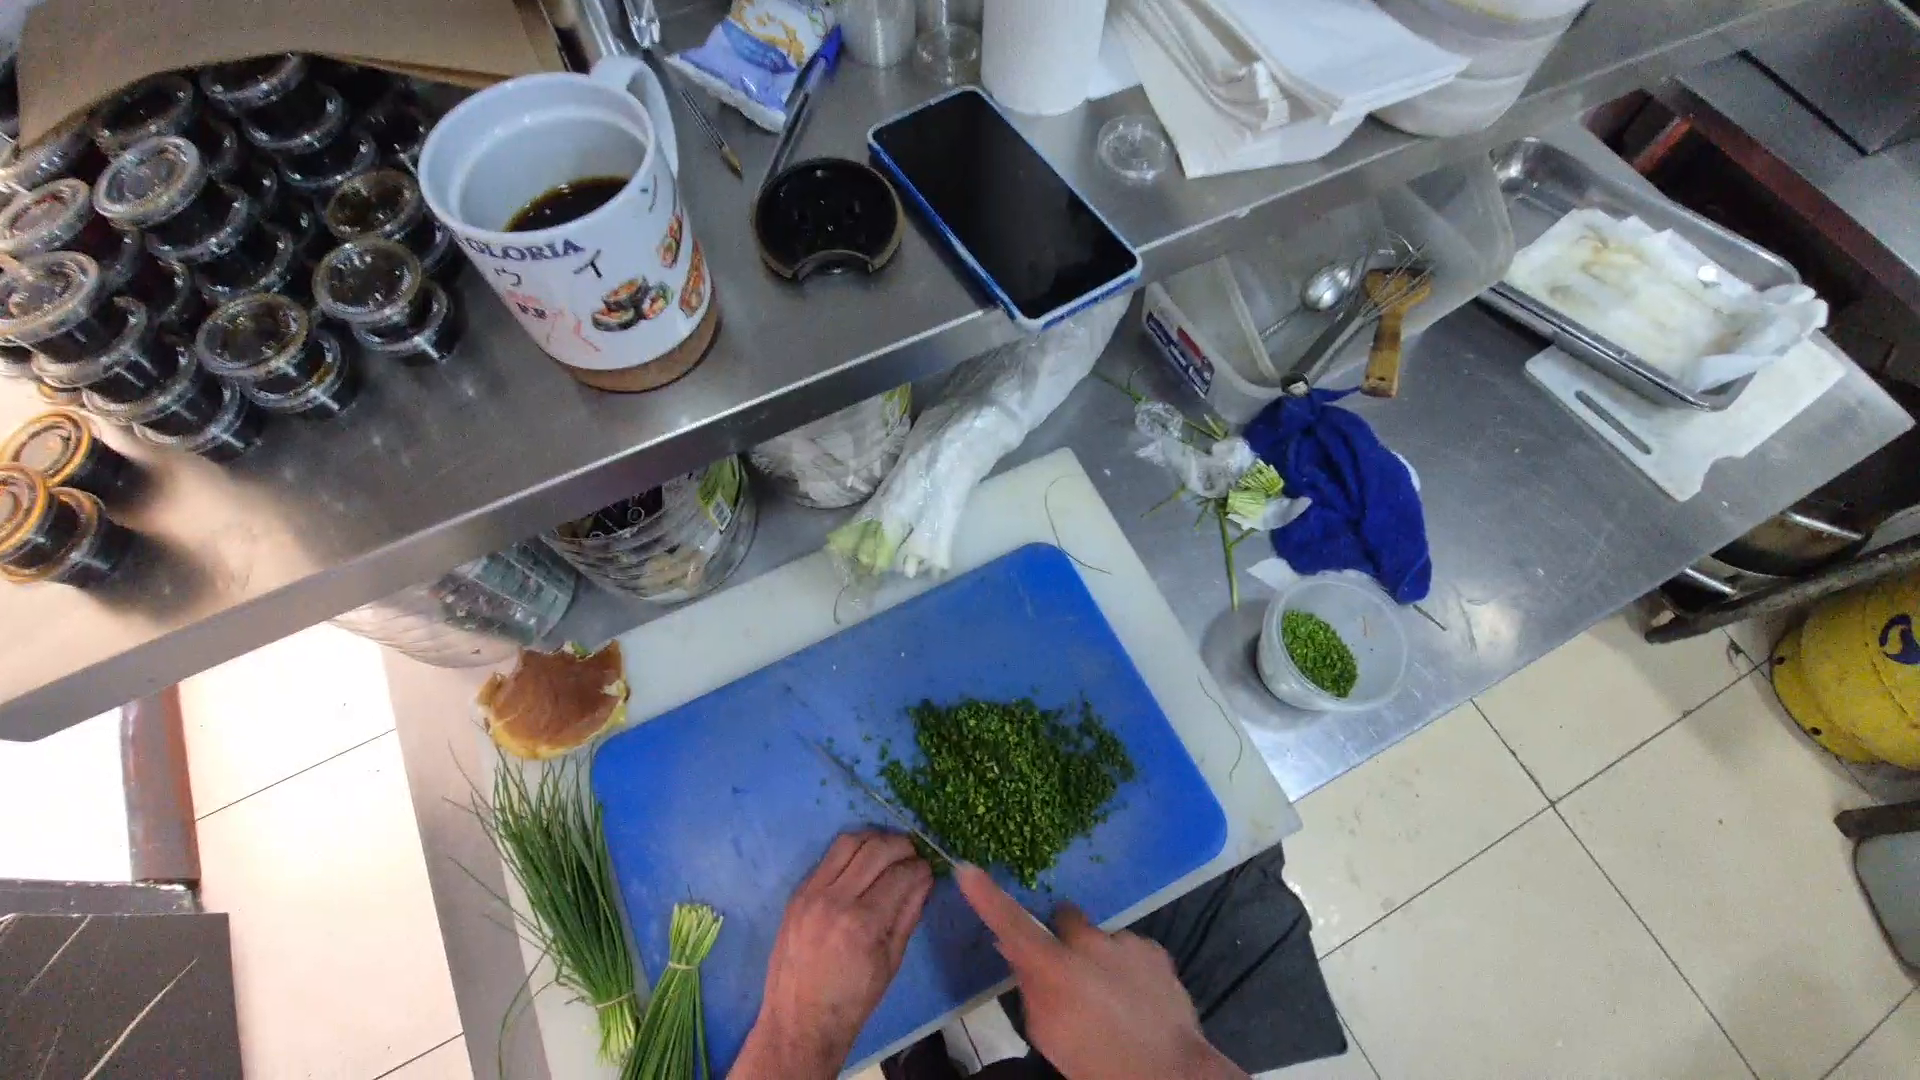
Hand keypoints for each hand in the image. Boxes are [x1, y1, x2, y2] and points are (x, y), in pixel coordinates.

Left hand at [730, 831, 932, 1079]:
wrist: (799, 1023)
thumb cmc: (853, 1001)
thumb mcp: (891, 962)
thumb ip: (909, 913)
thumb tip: (924, 878)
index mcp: (863, 923)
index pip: (900, 874)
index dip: (920, 867)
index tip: (927, 869)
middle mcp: (836, 900)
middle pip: (876, 848)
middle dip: (901, 845)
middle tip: (912, 855)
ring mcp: (812, 893)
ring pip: (848, 842)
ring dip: (874, 839)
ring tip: (888, 851)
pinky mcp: (797, 893)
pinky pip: (827, 858)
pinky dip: (850, 853)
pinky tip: (862, 863)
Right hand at [957, 864, 1247, 1079]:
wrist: (1169, 1073)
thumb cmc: (1097, 1061)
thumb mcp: (1048, 1034)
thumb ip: (1032, 989)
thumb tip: (1020, 957)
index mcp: (1054, 966)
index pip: (1011, 923)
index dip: (987, 896)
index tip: (967, 868)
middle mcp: (1088, 941)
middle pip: (1066, 920)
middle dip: (1065, 939)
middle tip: (1074, 977)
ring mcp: (1125, 941)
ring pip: (1102, 938)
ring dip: (1101, 959)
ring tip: (1114, 999)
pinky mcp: (1154, 949)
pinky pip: (1132, 951)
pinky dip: (1130, 969)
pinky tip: (1138, 1000)